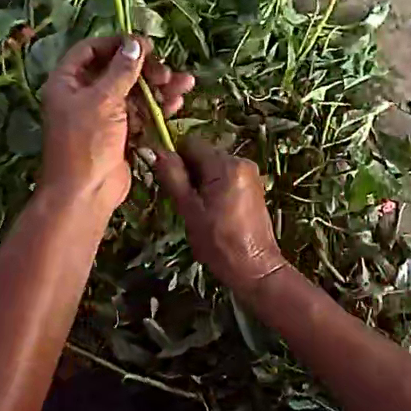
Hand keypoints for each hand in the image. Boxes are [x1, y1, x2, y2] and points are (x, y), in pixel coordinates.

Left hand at [40, 35, 192, 209]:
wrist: (86, 192)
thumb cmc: (86, 142)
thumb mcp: (103, 100)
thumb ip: (122, 70)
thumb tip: (135, 43)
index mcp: (68, 82)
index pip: (91, 50)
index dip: (117, 44)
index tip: (144, 44)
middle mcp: (85, 95)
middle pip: (118, 70)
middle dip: (145, 69)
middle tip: (165, 72)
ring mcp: (105, 115)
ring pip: (135, 92)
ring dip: (159, 87)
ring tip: (184, 84)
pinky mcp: (122, 132)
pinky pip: (142, 112)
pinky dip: (159, 106)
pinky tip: (178, 102)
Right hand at [151, 139, 289, 294]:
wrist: (254, 266)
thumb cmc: (218, 241)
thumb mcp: (189, 209)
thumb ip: (172, 176)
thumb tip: (156, 149)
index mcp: (226, 165)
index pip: (191, 143)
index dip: (175, 158)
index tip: (169, 180)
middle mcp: (241, 162)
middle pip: (204, 154)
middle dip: (190, 172)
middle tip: (186, 201)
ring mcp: (250, 173)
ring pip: (214, 166)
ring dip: (202, 182)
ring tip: (200, 209)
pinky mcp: (254, 186)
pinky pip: (226, 176)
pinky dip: (215, 188)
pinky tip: (214, 211)